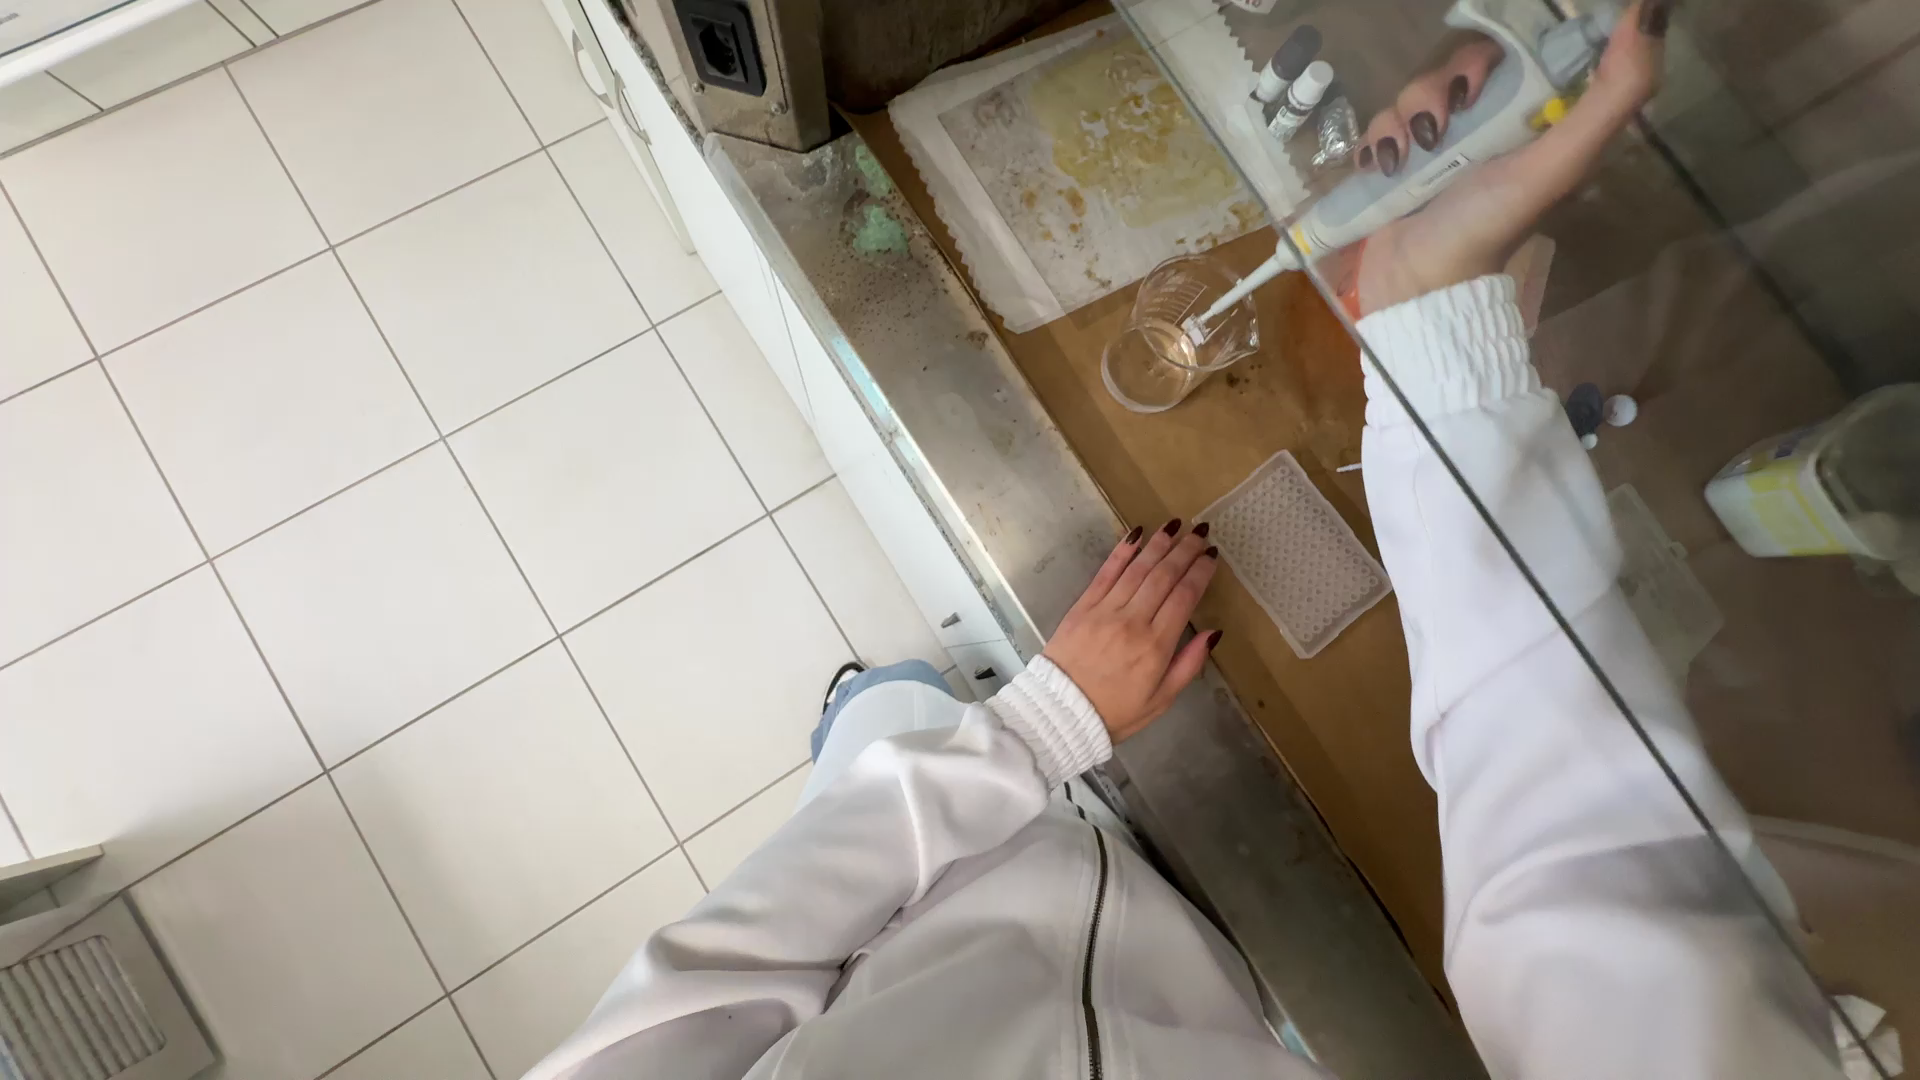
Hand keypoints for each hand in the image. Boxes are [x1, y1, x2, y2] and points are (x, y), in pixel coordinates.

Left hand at [1043, 521, 1221, 742]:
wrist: (1061, 712)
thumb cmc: (1115, 712)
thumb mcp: (1161, 700)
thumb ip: (1189, 664)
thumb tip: (1212, 632)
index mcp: (1156, 646)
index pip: (1184, 597)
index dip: (1200, 572)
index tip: (1212, 556)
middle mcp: (1132, 621)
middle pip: (1163, 576)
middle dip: (1184, 550)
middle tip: (1200, 532)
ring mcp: (1105, 610)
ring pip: (1137, 569)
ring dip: (1158, 544)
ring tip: (1175, 526)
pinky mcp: (1082, 606)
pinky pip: (1106, 573)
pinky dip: (1122, 552)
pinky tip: (1136, 536)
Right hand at [1356, 0, 1672, 314]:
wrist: (1416, 284)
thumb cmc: (1486, 227)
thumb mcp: (1560, 164)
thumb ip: (1615, 93)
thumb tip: (1653, 6)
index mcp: (1525, 119)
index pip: (1515, 52)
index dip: (1498, 51)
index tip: (1483, 78)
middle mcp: (1479, 127)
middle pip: (1455, 68)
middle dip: (1440, 88)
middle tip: (1441, 124)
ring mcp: (1429, 149)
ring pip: (1411, 96)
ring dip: (1402, 121)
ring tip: (1406, 158)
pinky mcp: (1390, 168)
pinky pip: (1377, 130)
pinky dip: (1374, 144)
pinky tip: (1383, 168)